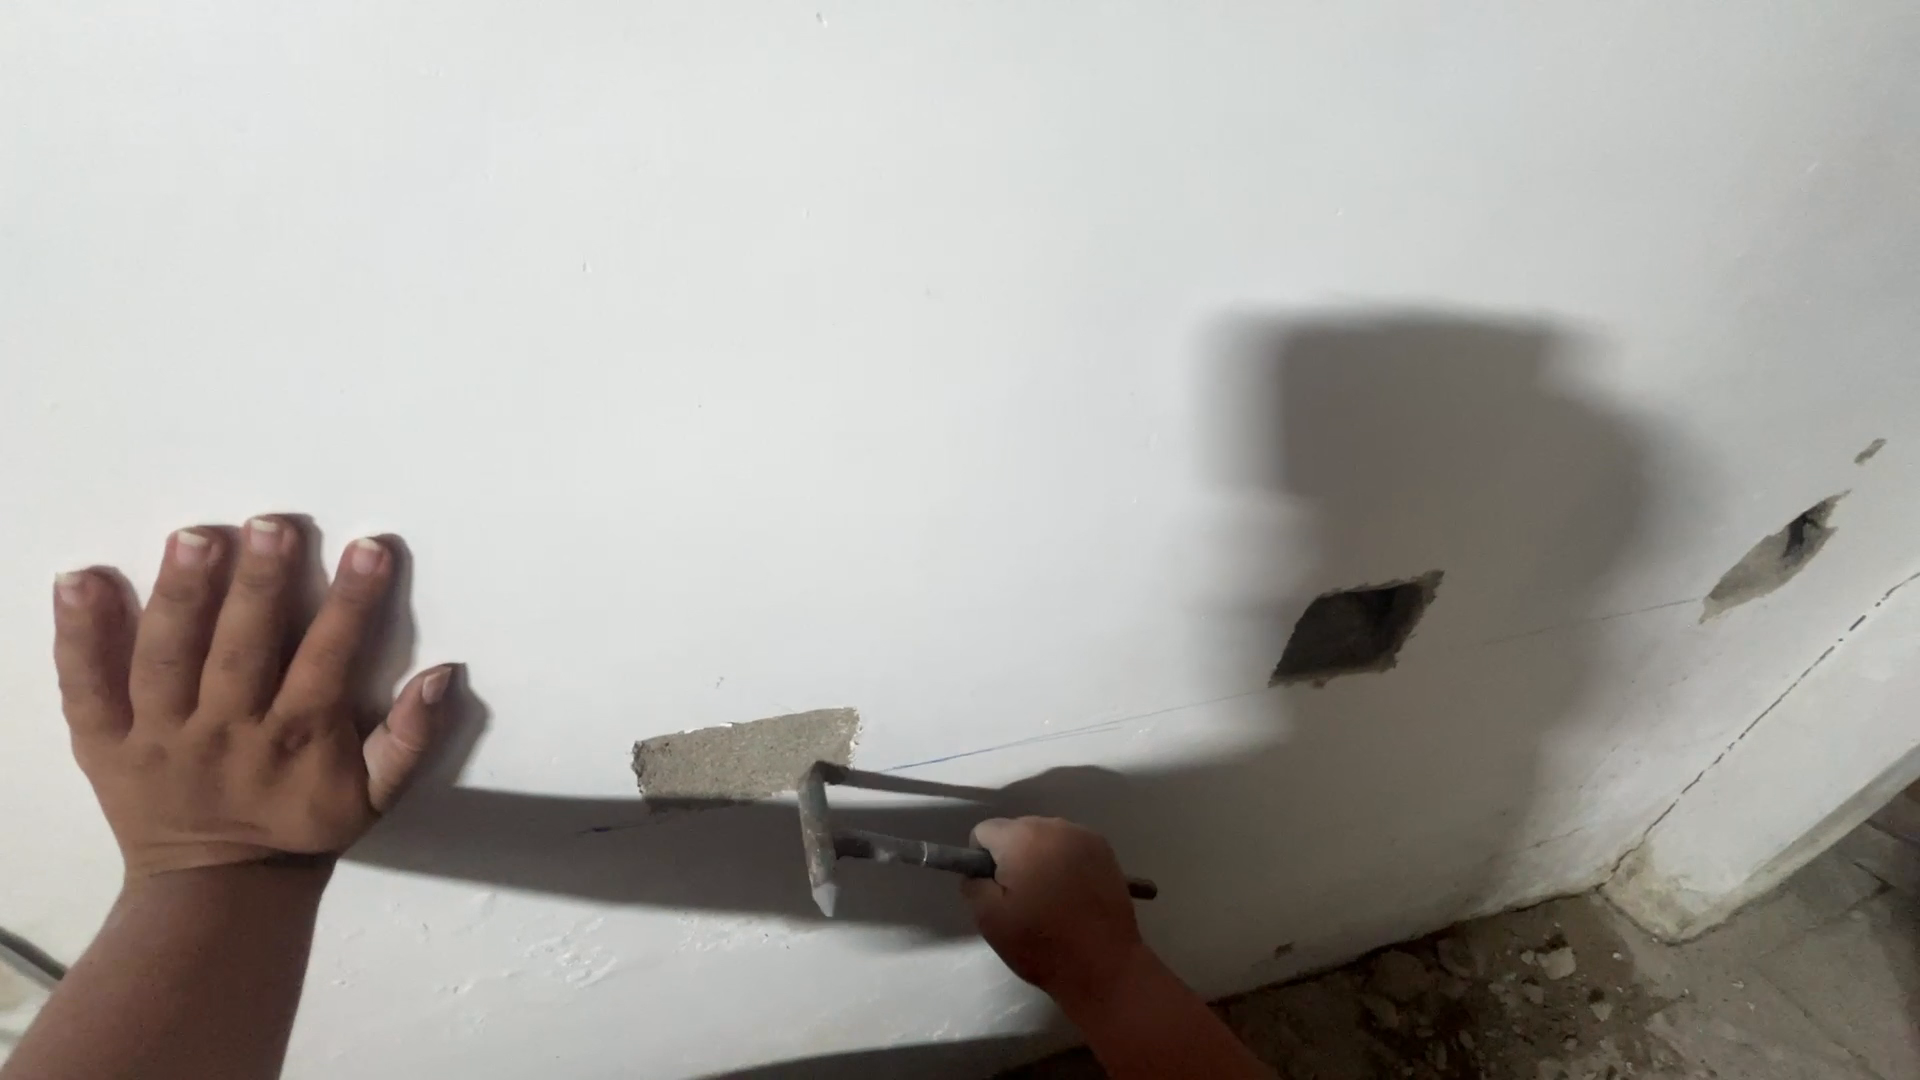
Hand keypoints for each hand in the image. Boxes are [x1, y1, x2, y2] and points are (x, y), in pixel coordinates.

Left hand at [52, 516, 456, 878]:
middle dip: (260, 581)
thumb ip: (412, 736)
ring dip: (181, 593)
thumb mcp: (381, 793)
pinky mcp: (102, 743)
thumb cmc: (310, 825)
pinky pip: (84, 685)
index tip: (370, 548)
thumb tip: (443, 674)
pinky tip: (82, 578)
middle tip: (273, 523)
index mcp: (299, 736)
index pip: (330, 654)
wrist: (217, 885)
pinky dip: (78, 632)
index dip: (353, 599)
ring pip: (165, 655)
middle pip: (243, 645)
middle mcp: (227, 728)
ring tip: (196, 536)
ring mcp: (157, 735)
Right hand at [961, 816, 1145, 1007]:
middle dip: (1012, 855)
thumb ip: (974, 885)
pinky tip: (1072, 890)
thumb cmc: (1042, 944)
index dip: (982, 859)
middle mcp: (1051, 825)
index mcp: (1020, 838)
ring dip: (1038, 855)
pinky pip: (1069, 843)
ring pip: (1043, 835)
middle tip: (1022, 895)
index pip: (984, 831)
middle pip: (1015, 829)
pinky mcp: (1102, 847)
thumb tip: (976, 871)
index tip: (995, 888)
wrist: (1104, 966)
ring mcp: (1080, 834)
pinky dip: (1063, 858)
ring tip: (1050, 895)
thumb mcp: (990, 921)